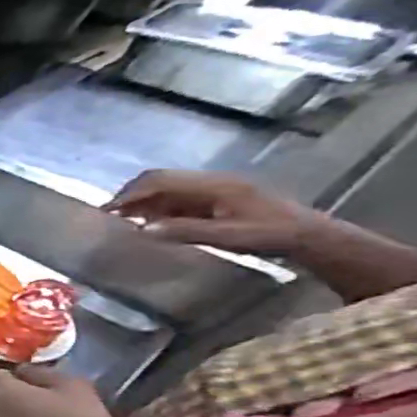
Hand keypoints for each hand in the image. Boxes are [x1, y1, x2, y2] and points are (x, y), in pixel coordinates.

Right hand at [105, 170, 319, 255]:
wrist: (310, 236)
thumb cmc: (270, 235)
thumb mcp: (228, 237)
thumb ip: (185, 231)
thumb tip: (142, 230)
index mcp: (215, 186)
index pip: (162, 181)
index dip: (131, 194)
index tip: (107, 211)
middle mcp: (212, 181)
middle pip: (160, 179)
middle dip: (131, 195)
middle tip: (110, 215)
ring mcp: (214, 188)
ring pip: (166, 187)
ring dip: (142, 201)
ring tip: (124, 221)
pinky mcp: (215, 198)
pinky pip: (177, 196)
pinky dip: (156, 207)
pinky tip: (149, 222)